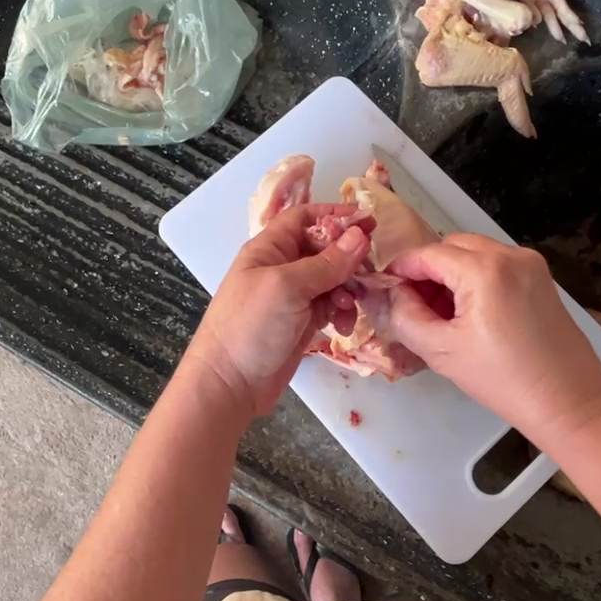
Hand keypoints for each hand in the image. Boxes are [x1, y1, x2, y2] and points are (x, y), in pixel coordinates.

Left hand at [179, 204, 368, 424]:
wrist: (229, 385)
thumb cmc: (250, 326)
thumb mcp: (287, 287)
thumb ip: (326, 262)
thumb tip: (359, 234)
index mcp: (269, 249)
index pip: (304, 218)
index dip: (334, 215)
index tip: (366, 221)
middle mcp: (281, 267)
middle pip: (324, 248)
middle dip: (348, 257)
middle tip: (371, 269)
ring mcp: (292, 296)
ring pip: (332, 279)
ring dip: (347, 288)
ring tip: (350, 306)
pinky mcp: (302, 322)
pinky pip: (331, 306)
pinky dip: (341, 312)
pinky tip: (343, 326)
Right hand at [386, 233, 600, 438]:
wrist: (569, 401)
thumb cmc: (503, 380)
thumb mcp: (441, 351)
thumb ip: (405, 315)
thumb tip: (391, 293)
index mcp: (484, 270)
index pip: (428, 254)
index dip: (401, 268)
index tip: (384, 288)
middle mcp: (510, 255)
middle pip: (451, 246)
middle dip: (427, 270)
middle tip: (413, 304)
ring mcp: (530, 263)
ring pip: (473, 253)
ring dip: (450, 273)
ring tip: (441, 313)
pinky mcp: (540, 277)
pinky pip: (495, 264)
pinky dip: (474, 278)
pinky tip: (469, 313)